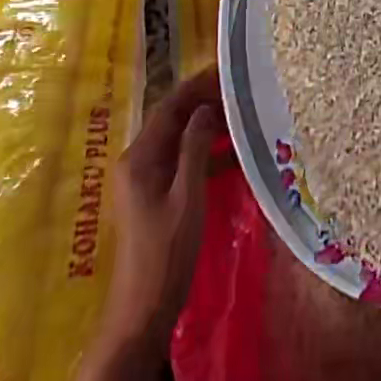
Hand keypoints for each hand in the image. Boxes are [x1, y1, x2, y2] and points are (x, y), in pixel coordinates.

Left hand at [103, 69, 221, 344]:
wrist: (144, 309)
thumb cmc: (167, 253)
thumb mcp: (188, 196)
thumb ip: (196, 149)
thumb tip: (206, 109)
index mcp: (139, 158)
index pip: (169, 108)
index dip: (196, 86)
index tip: (226, 71)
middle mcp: (137, 162)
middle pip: (171, 119)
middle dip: (203, 100)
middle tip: (240, 89)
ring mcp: (145, 180)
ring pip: (179, 139)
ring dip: (207, 124)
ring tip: (242, 113)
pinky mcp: (156, 195)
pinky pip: (182, 160)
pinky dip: (206, 150)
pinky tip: (234, 152)